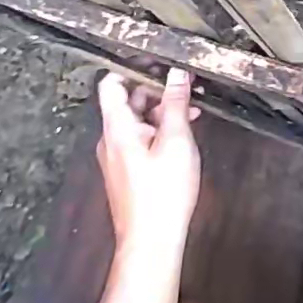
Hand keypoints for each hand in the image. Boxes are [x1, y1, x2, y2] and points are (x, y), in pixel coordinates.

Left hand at [95, 68, 200, 257]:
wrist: (151, 244)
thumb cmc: (162, 194)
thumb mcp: (176, 140)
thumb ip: (176, 102)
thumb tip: (176, 72)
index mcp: (117, 127)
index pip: (112, 83)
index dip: (132, 65)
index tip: (156, 58)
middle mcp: (111, 139)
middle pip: (128, 100)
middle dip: (156, 88)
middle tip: (184, 82)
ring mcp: (118, 156)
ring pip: (138, 119)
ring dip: (163, 109)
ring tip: (191, 108)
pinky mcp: (128, 170)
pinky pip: (141, 138)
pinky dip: (160, 128)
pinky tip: (183, 132)